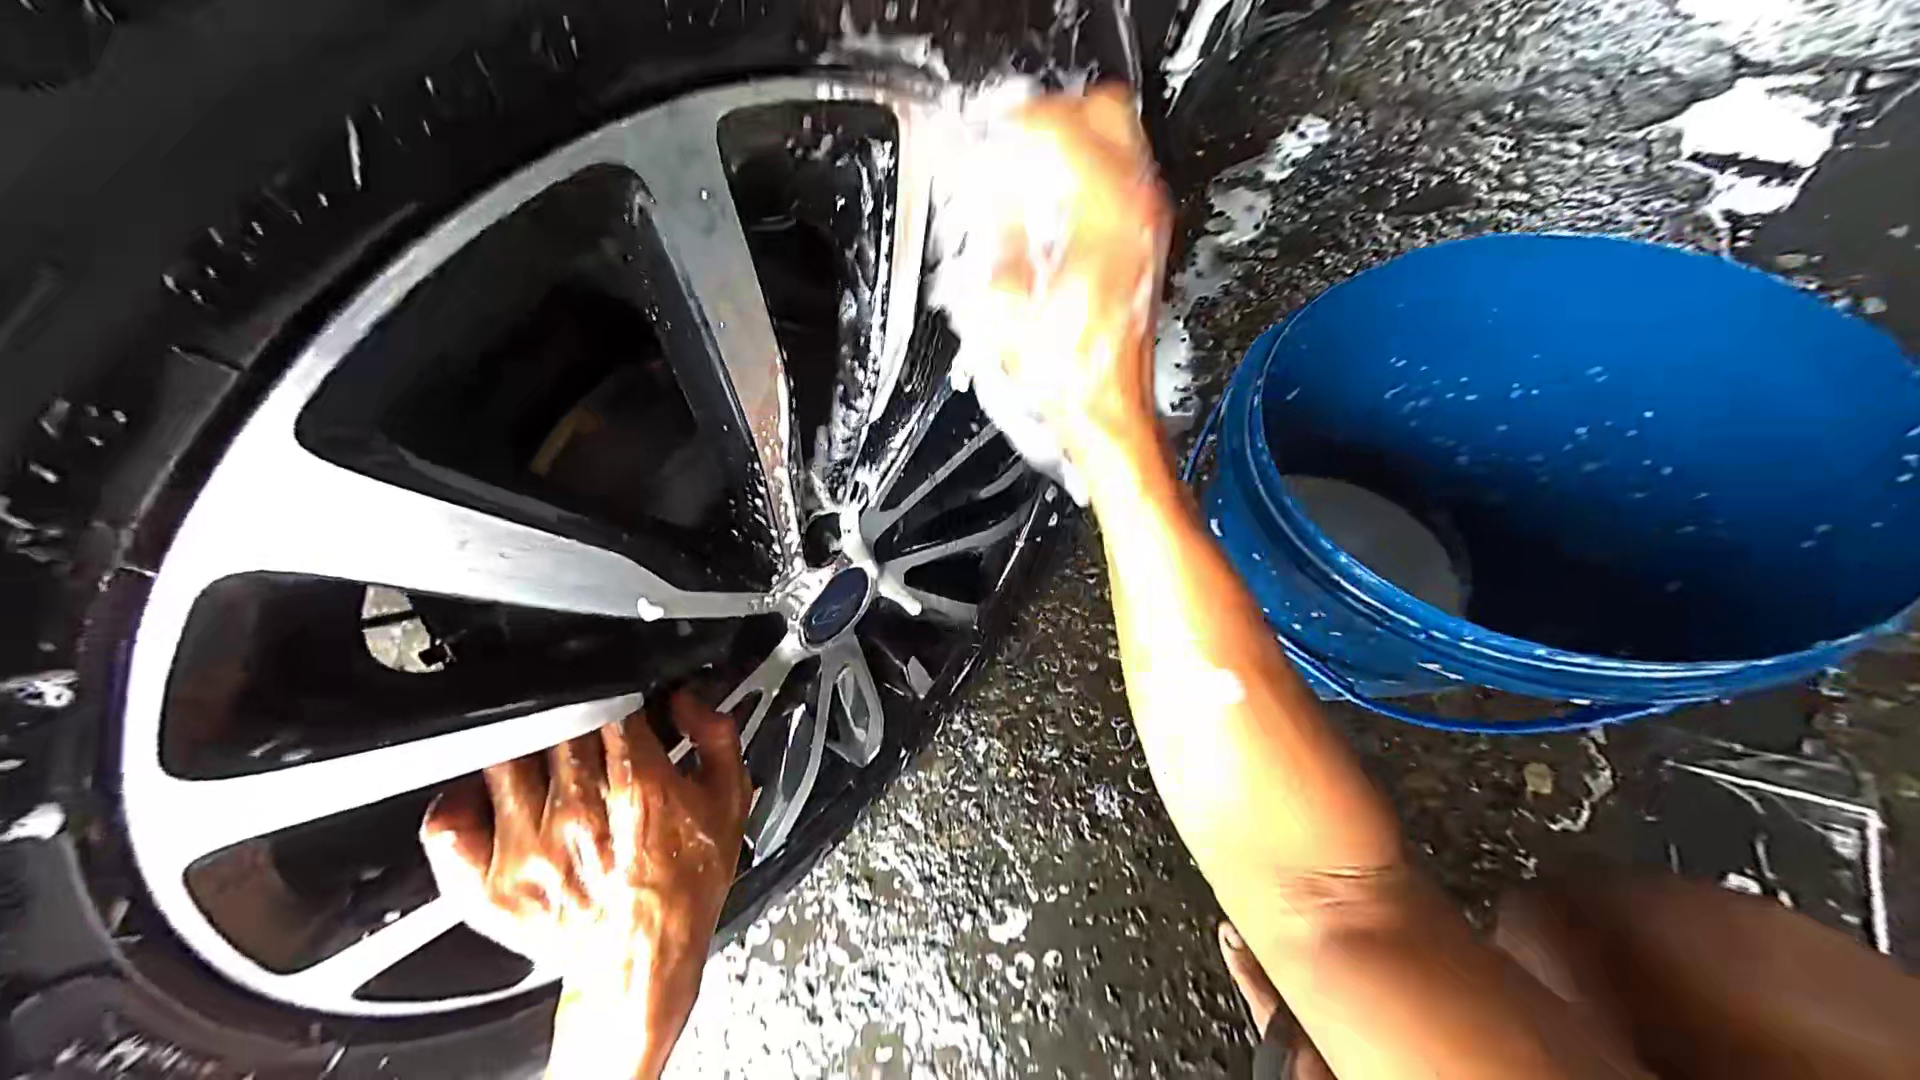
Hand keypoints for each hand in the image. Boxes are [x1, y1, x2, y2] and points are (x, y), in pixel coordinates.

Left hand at [420, 690, 749, 1078]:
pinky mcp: (487, 884)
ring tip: (551, 756)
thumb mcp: (729, 800)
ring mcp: (526, 848)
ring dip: (529, 747)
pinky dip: (462, 797)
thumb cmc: (686, 883)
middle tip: (595, 731)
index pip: (614, 707)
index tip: (629, 704)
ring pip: (506, 757)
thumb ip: (716, 736)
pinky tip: (492, 792)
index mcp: (641, 788)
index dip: (623, 696)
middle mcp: (579, 812)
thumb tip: (687, 701)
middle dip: (580, 718)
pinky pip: (449, 821)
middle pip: (559, 725)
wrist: (644, 957)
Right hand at [959, 83, 1172, 452]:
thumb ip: (995, 241)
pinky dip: (1081, 181)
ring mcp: (1146, 227)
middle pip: (1100, 113)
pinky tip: (1051, 214)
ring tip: (1026, 180)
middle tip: (1012, 147)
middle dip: (1048, 123)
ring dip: (1065, 151)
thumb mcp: (1007, 309)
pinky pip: (1117, 184)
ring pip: (1114, 144)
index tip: (988, 137)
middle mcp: (1135, 209)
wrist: (1107, 409)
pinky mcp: (1144, 247)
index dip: (1013, 125)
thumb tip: (989, 200)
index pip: (1059, 126)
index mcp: (1103, 215)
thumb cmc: (1069, 374)